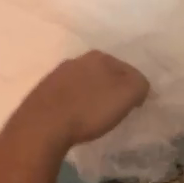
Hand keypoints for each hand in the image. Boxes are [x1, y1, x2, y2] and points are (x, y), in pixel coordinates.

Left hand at [0, 51, 149, 158]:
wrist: (43, 126)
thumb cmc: (90, 110)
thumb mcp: (127, 96)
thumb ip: (141, 84)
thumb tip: (139, 86)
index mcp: (100, 57)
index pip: (129, 69)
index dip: (136, 88)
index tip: (136, 105)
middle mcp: (77, 59)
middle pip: (105, 74)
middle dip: (113, 88)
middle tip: (117, 108)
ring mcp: (57, 74)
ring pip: (85, 83)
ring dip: (93, 95)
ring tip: (95, 115)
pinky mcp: (43, 91)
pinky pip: (68, 95)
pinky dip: (76, 103)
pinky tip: (76, 116)